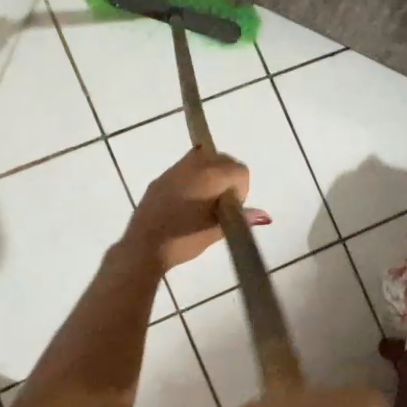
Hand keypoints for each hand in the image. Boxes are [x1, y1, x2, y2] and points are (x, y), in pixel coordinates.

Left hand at [125, 148, 268, 269]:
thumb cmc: (183, 240)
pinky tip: (186, 205)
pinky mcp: (158, 180)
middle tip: (222, 205)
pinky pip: (183, 171)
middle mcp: (192, 165)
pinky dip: (192, 180)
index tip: (232, 209)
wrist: (143, 247)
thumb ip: (241, 218)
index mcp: (210, 175)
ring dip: (210, 176)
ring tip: (205, 203)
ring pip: (201, 160)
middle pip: (221, 159)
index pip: (239, 170)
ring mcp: (173, 171)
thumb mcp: (215, 231)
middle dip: (227, 178)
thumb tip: (264, 215)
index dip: (241, 190)